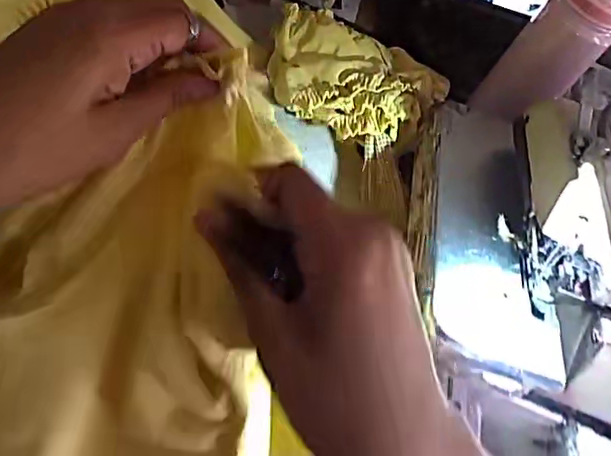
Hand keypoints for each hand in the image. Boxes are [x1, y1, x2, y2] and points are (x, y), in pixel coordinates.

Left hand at [0, 0, 222, 282]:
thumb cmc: (26, 154)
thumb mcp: (107, 134)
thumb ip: (167, 97)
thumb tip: (213, 82)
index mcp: (111, 31)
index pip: (185, 20)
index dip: (213, 46)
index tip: (226, 80)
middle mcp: (93, 7)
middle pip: (163, 9)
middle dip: (190, 42)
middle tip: (198, 87)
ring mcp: (66, 12)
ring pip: (136, 12)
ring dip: (160, 42)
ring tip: (163, 87)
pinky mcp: (48, 25)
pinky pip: (108, 20)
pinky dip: (131, 42)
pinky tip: (124, 79)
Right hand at [198, 165, 479, 455]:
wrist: (404, 438)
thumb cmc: (334, 394)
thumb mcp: (276, 336)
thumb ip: (242, 268)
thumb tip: (206, 218)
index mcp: (345, 240)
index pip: (292, 181)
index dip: (253, 191)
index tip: (225, 220)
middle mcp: (373, 227)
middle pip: (309, 201)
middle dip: (269, 222)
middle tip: (238, 260)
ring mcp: (389, 241)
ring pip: (326, 218)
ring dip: (293, 239)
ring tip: (272, 287)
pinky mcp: (396, 258)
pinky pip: (347, 236)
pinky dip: (319, 250)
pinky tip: (304, 292)